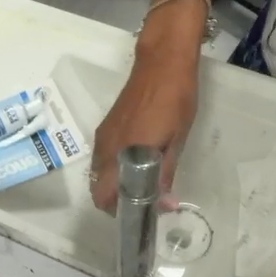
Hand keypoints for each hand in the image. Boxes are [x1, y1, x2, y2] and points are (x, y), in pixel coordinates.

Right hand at [91, 35, 198, 212]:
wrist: (162, 62)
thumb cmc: (175, 100)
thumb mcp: (176, 140)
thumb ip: (165, 173)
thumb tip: (165, 204)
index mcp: (122, 154)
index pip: (106, 196)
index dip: (119, 211)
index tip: (140, 215)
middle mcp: (106, 149)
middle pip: (99, 189)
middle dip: (115, 202)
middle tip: (142, 203)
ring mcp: (103, 137)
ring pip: (99, 174)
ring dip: (114, 186)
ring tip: (141, 185)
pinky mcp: (106, 128)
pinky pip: (103, 159)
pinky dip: (113, 170)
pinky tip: (135, 164)